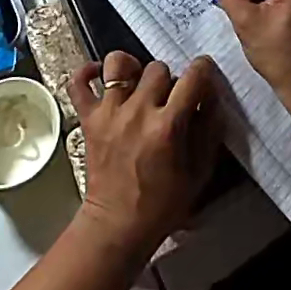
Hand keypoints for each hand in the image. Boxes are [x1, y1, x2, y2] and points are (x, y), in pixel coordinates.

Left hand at [67, 51, 219, 254]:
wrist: (119, 225)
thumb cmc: (164, 202)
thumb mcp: (200, 170)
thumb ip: (210, 128)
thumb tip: (212, 93)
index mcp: (168, 126)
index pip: (193, 77)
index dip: (203, 69)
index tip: (203, 73)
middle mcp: (137, 112)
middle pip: (158, 68)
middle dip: (169, 79)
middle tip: (169, 99)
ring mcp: (108, 113)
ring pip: (119, 64)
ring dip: (132, 69)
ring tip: (137, 84)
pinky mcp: (87, 119)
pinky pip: (78, 83)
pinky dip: (87, 73)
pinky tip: (101, 76)